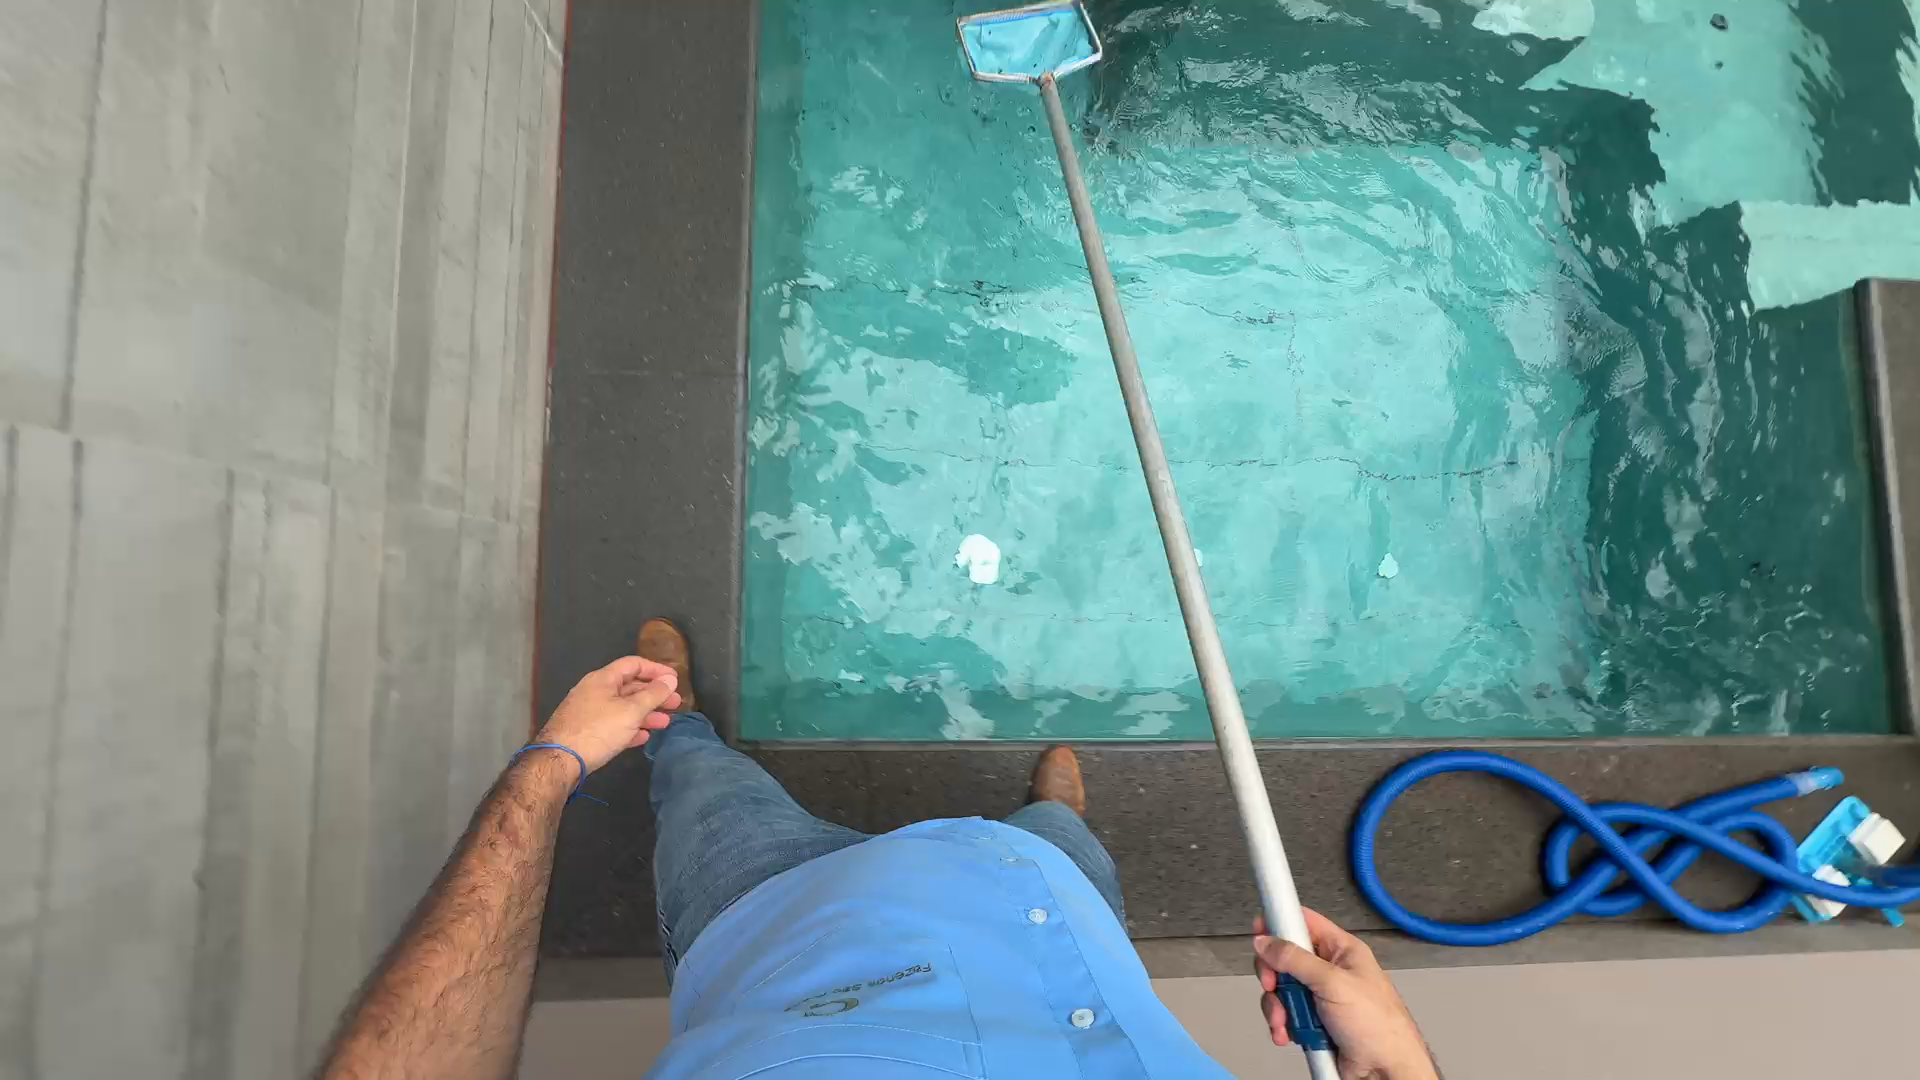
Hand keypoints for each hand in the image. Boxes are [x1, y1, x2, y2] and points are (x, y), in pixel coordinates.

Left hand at [534, 656, 682, 771]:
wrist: (558, 762)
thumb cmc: (598, 730)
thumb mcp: (631, 710)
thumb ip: (653, 694)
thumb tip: (670, 680)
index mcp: (603, 679)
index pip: (634, 664)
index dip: (656, 669)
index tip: (675, 679)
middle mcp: (594, 691)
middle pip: (630, 687)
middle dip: (655, 695)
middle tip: (675, 703)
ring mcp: (588, 712)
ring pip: (623, 707)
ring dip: (646, 713)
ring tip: (665, 723)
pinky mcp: (586, 732)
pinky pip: (613, 724)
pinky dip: (630, 727)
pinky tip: (643, 737)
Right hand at [1253, 909, 1436, 1079]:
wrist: (1389, 1077)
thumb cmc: (1380, 1028)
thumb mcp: (1334, 984)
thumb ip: (1296, 959)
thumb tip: (1265, 941)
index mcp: (1341, 950)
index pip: (1302, 921)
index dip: (1279, 922)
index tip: (1260, 931)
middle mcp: (1329, 970)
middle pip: (1284, 956)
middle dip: (1274, 974)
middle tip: (1273, 984)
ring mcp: (1320, 996)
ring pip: (1281, 987)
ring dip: (1278, 1005)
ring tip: (1286, 1020)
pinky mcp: (1313, 1020)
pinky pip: (1285, 1012)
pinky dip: (1282, 1023)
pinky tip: (1287, 1033)